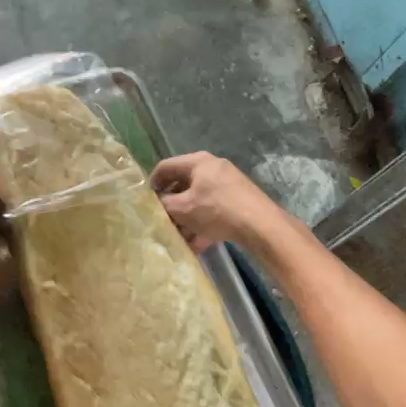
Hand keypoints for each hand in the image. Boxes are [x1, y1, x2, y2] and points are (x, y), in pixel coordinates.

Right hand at [149, 152, 283, 252]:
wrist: (261, 225)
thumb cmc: (216, 210)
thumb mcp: (182, 209)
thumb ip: (163, 205)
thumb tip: (154, 204)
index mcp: (198, 162)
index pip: (165, 167)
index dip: (152, 183)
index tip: (144, 202)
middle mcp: (212, 167)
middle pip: (182, 184)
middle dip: (170, 205)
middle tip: (161, 220)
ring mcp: (228, 184)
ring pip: (198, 200)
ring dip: (186, 218)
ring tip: (178, 238)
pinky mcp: (238, 200)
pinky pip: (213, 210)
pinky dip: (203, 224)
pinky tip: (197, 244)